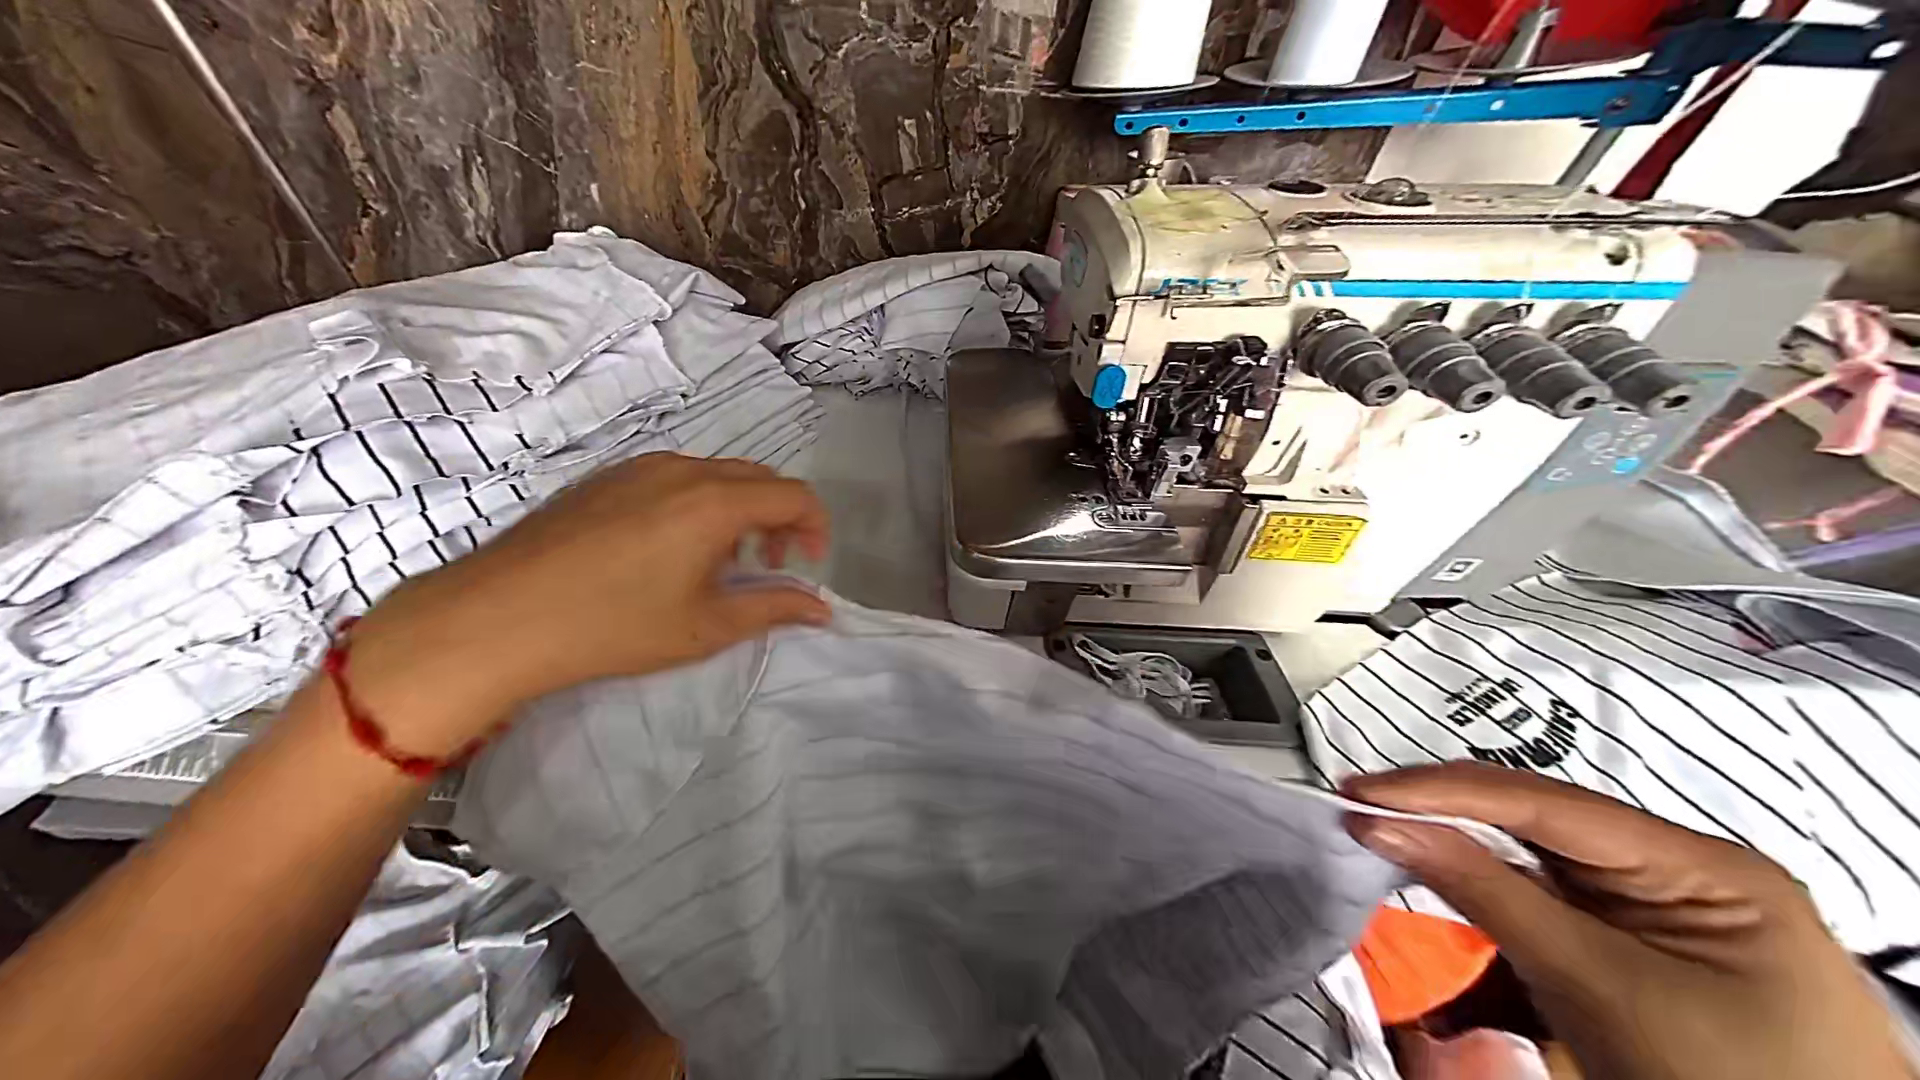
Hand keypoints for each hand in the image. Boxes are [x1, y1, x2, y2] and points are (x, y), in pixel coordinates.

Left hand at [341, 453, 830, 754]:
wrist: (495, 617)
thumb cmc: (614, 626)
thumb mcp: (707, 626)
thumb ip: (774, 608)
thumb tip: (822, 608)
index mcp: (716, 501)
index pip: (794, 495)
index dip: (816, 526)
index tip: (808, 564)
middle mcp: (683, 470)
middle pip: (758, 479)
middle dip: (780, 518)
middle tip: (768, 565)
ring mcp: (639, 468)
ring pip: (716, 475)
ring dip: (739, 510)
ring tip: (720, 561)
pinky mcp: (605, 478)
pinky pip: (675, 477)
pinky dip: (699, 504)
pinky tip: (670, 549)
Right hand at [1343, 763, 1912, 1079]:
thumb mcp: (1597, 986)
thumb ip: (1484, 891)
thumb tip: (1379, 825)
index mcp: (1701, 864)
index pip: (1543, 800)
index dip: (1441, 789)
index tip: (1359, 792)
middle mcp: (1674, 863)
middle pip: (1533, 814)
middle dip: (1441, 808)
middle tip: (1357, 804)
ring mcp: (1650, 897)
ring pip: (1528, 847)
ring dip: (1452, 839)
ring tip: (1380, 824)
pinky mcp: (1624, 930)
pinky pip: (1536, 886)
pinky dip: (1479, 879)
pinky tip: (1434, 862)